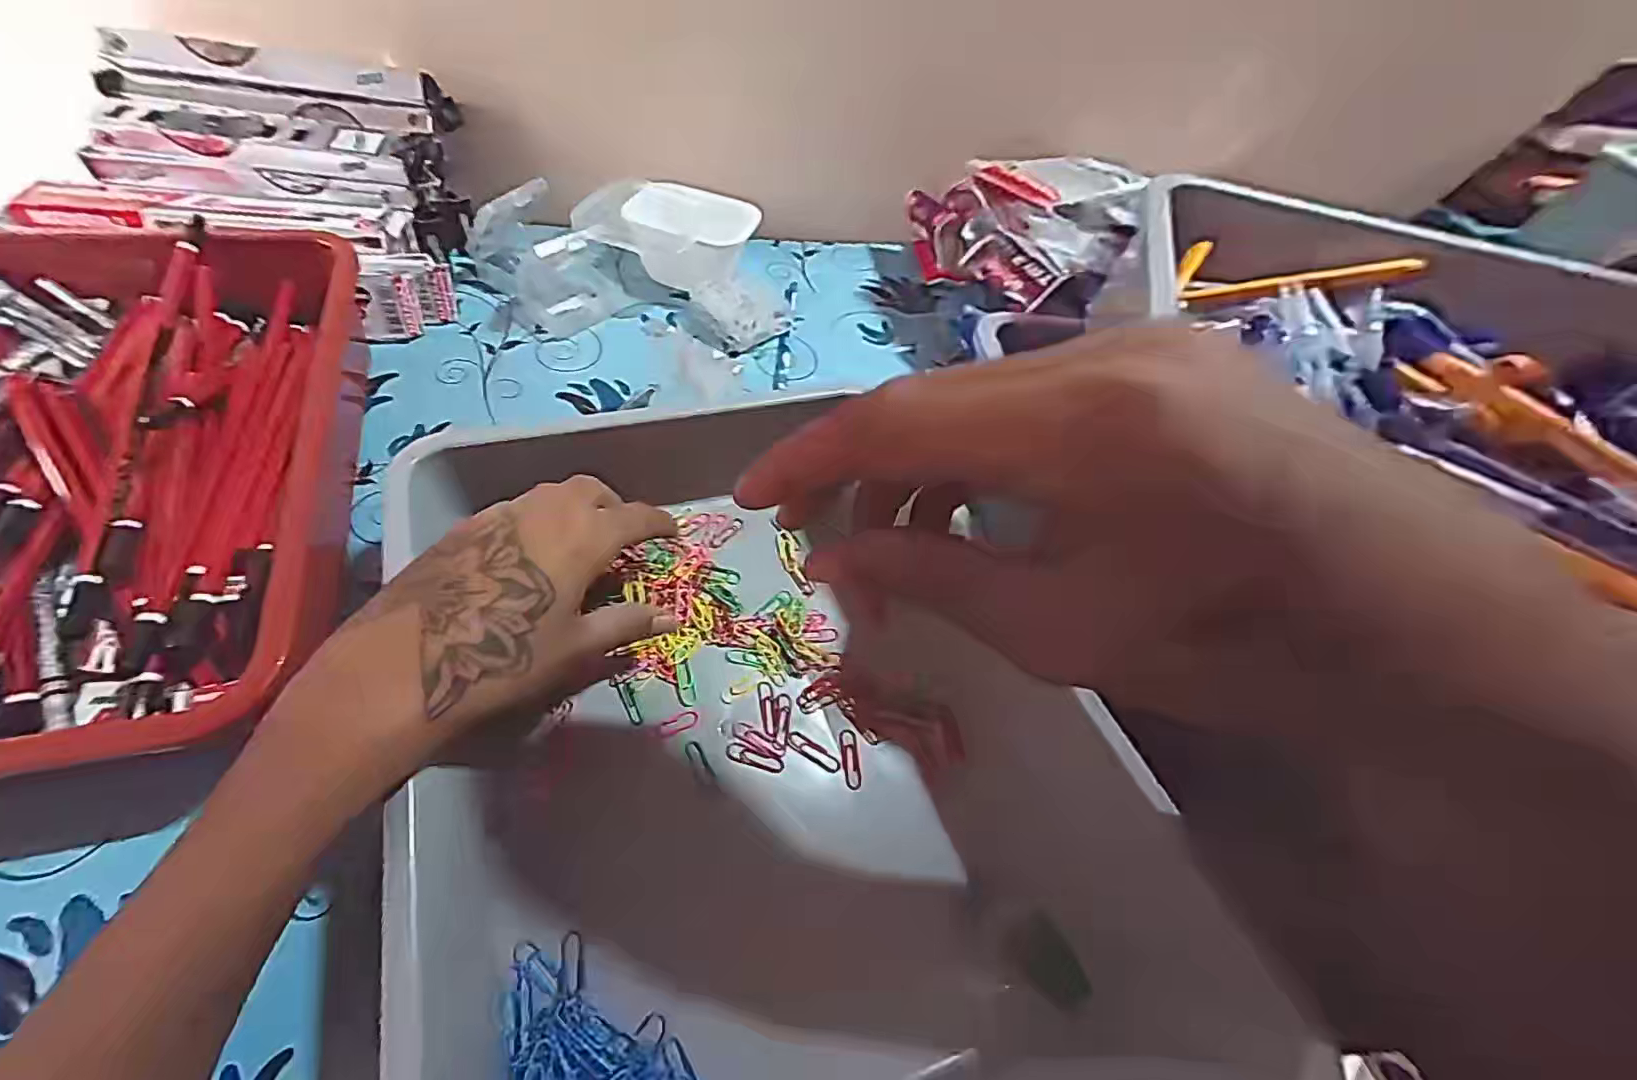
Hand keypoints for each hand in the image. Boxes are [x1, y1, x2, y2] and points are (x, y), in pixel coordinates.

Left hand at [330, 476, 676, 730]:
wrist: (410, 660)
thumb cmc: (508, 657)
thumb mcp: (576, 647)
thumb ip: (626, 624)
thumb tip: (669, 617)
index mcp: (583, 534)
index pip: (636, 515)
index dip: (659, 523)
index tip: (671, 534)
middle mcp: (546, 509)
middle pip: (593, 491)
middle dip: (616, 508)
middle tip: (622, 541)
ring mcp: (502, 512)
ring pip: (552, 494)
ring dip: (577, 510)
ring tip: (578, 548)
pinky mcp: (467, 525)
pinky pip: (518, 509)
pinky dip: (540, 520)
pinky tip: (528, 557)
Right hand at [735, 325, 1606, 749]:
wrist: (1419, 626)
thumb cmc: (1235, 647)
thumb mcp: (1053, 631)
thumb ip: (925, 576)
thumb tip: (829, 557)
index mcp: (1085, 422)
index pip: (896, 419)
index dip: (807, 457)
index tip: (753, 497)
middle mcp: (1107, 354)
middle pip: (925, 398)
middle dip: (852, 466)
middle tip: (815, 531)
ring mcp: (1139, 346)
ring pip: (969, 395)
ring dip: (912, 463)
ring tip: (889, 536)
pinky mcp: (1157, 361)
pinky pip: (1022, 398)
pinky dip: (971, 452)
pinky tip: (964, 508)